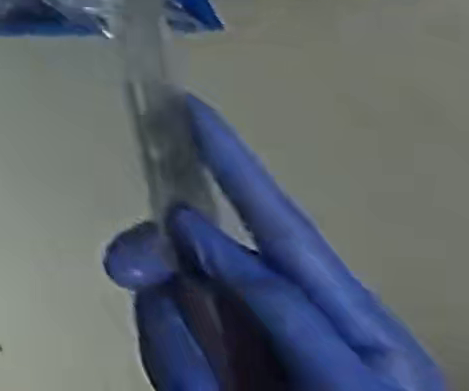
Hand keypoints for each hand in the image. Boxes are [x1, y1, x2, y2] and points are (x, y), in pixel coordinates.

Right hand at [103, 96, 442, 390]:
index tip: (185, 105)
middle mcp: (278, 316)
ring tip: (195, 381)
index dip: (230, 160)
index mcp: (338, 313)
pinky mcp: (201, 364)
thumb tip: (186, 219)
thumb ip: (277, 299)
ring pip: (167, 295)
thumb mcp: (348, 377)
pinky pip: (159, 341)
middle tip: (120, 272)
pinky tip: (191, 382)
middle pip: (197, 248)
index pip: (272, 216)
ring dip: (165, 328)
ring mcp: (238, 342)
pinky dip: (166, 359)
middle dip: (157, 251)